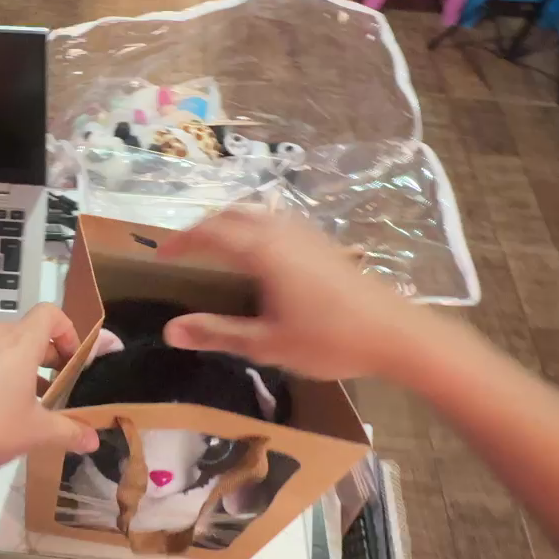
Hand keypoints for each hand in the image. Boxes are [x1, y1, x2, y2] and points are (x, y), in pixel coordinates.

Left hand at [0, 304, 99, 489]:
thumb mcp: (35, 433)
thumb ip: (69, 432)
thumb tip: (93, 440)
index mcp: (19, 342)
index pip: (50, 313)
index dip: (68, 331)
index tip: (72, 361)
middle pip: (27, 331)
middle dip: (47, 355)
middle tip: (55, 388)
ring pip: (2, 345)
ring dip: (19, 365)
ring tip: (23, 401)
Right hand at [158, 206, 440, 380]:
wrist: (398, 335)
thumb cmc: (330, 340)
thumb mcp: (267, 344)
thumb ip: (217, 333)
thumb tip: (169, 331)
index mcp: (262, 251)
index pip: (209, 233)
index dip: (180, 242)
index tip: (160, 255)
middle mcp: (281, 232)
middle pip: (231, 215)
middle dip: (202, 228)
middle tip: (183, 249)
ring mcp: (305, 233)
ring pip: (255, 214)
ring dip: (228, 224)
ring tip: (213, 247)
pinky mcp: (322, 242)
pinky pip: (275, 221)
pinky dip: (252, 228)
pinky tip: (258, 253)